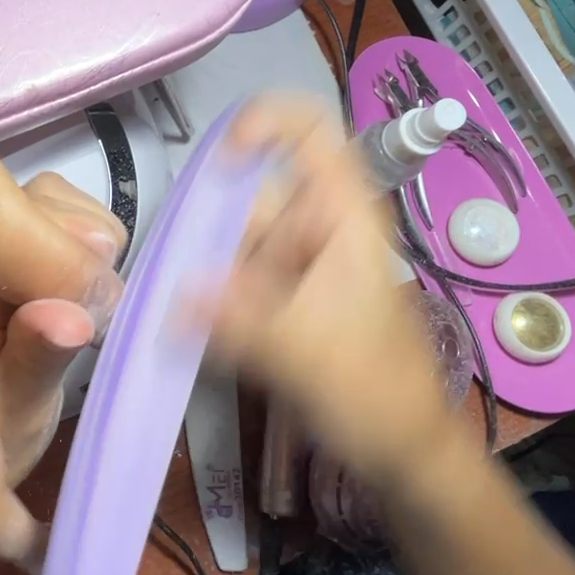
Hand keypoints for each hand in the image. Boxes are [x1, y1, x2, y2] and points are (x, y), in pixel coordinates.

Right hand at [206, 96, 460, 484]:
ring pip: (241, 239)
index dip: (266, 124)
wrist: (404, 450)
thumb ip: (237, 322)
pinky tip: (213, 330)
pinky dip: (220, 296)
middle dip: (226, 237)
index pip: (312, 134)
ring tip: (223, 324)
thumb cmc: (378, 394)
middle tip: (220, 293)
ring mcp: (303, 261)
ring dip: (219, 274)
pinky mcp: (288, 294)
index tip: (222, 157)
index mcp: (345, 218)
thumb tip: (170, 297)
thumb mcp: (306, 354)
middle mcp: (322, 227)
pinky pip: (239, 274)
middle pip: (257, 196)